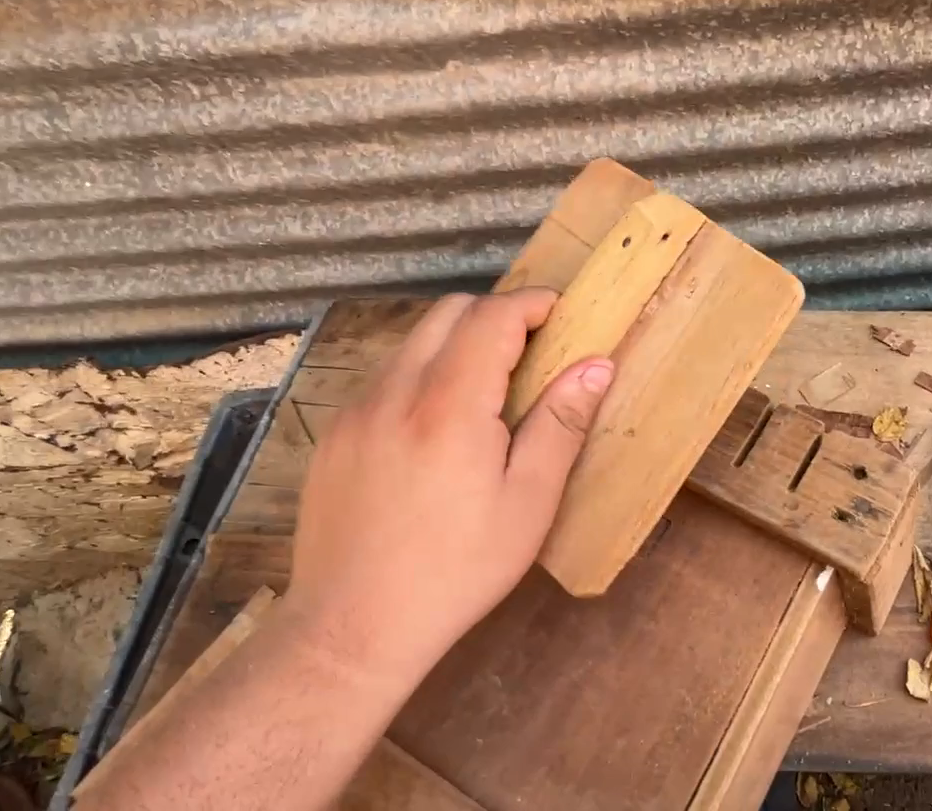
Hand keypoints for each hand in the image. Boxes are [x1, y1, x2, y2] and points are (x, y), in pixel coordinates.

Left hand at [281, 290, 613, 685]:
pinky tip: (440, 423)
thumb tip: (597, 365)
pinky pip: (386, 376)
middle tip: (533, 348)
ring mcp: (355, 412)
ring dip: (458, 341)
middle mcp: (395, 394)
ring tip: (490, 386)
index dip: (531, 304)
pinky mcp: (334, 435)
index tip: (561, 312)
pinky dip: (424, 372)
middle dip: (496, 314)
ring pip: (414, 342)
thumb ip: (561, 424)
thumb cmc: (459, 568)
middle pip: (448, 313)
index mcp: (449, 407)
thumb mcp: (530, 501)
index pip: (491, 318)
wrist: (350, 628)